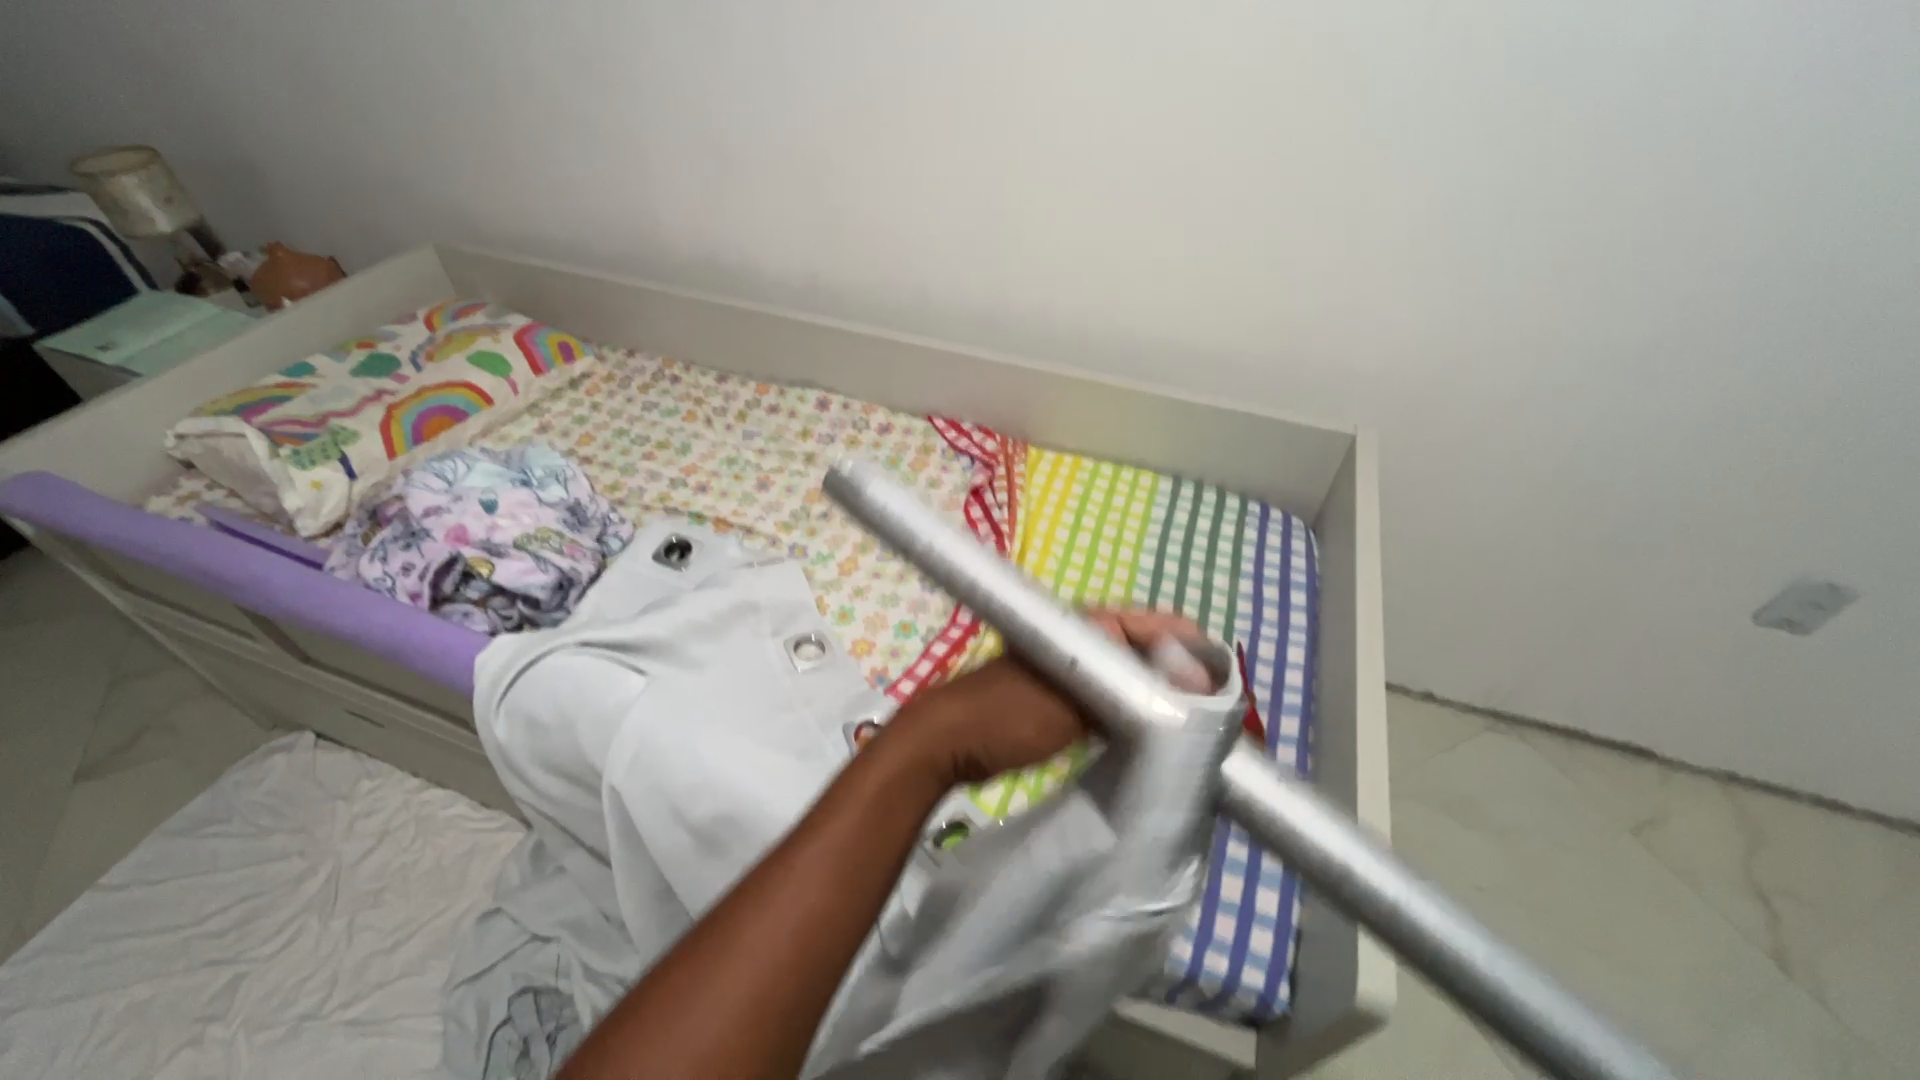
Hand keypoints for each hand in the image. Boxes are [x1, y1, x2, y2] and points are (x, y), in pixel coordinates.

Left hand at [882, 609, 1201, 787]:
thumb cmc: (1007, 717)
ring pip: (1138, 678)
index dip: (1201, 658)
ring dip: (1167, 702)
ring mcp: (1077, 666)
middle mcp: (1087, 637)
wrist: (948, 743)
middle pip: (1156, 652)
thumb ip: (1139, 692)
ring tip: (1202, 733)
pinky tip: (1163, 740)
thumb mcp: (1076, 704)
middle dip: (1189, 682)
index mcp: (1090, 624)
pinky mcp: (1068, 695)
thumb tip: (1205, 685)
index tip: (1229, 699)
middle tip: (1222, 722)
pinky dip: (1141, 716)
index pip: (1165, 628)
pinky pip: (1119, 700)